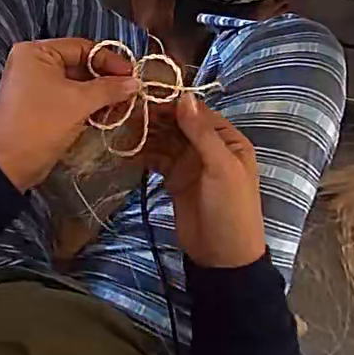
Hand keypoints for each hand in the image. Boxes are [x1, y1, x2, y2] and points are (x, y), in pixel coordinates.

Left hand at [0, 38, 139, 190]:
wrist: (10, 165)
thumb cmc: (43, 123)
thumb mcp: (80, 102)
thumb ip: (110, 88)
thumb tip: (135, 82)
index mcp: (36, 52)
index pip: (82, 47)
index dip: (110, 60)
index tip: (132, 75)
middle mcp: (32, 62)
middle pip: (79, 63)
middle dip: (105, 79)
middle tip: (129, 91)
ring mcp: (32, 83)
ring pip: (74, 81)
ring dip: (98, 93)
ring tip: (121, 104)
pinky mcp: (35, 103)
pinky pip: (66, 95)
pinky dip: (85, 102)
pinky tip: (104, 113)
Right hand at [143, 92, 263, 267]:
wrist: (223, 257)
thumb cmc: (231, 208)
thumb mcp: (221, 168)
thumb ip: (202, 133)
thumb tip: (184, 96)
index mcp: (228, 140)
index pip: (197, 112)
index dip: (173, 104)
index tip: (145, 98)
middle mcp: (209, 147)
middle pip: (179, 124)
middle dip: (156, 118)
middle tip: (127, 113)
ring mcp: (191, 163)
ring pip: (166, 140)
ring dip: (147, 134)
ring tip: (122, 128)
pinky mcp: (175, 179)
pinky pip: (158, 159)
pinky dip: (144, 153)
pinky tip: (127, 148)